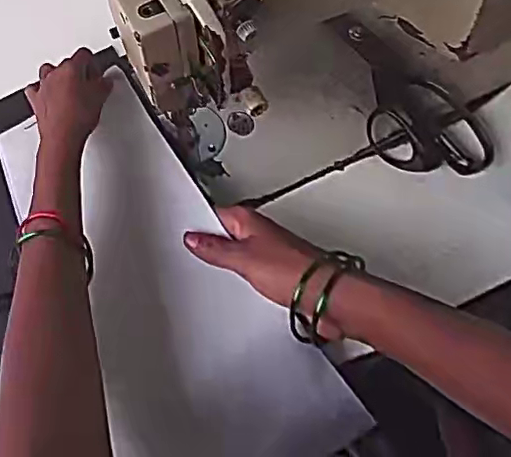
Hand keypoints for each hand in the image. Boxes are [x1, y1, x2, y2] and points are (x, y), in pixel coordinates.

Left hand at [25, 48, 107, 150]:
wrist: (62, 137)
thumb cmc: (77, 118)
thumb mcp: (100, 97)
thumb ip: (104, 84)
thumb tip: (105, 81)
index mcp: (71, 68)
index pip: (83, 54)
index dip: (92, 63)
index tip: (96, 73)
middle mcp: (55, 74)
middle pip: (67, 63)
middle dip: (78, 71)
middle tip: (88, 83)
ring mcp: (44, 86)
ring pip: (48, 72)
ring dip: (58, 77)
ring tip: (68, 88)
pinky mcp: (36, 100)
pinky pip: (35, 89)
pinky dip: (42, 90)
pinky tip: (49, 96)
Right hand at [184, 205, 349, 340]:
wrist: (327, 297)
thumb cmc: (296, 271)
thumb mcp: (244, 260)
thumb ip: (216, 250)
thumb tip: (194, 238)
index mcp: (247, 218)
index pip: (212, 214)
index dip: (196, 224)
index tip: (183, 233)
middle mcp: (258, 231)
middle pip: (224, 234)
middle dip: (210, 245)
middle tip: (195, 255)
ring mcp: (268, 251)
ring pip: (238, 254)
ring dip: (228, 264)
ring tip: (216, 272)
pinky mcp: (277, 272)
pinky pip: (251, 270)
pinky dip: (243, 278)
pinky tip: (239, 286)